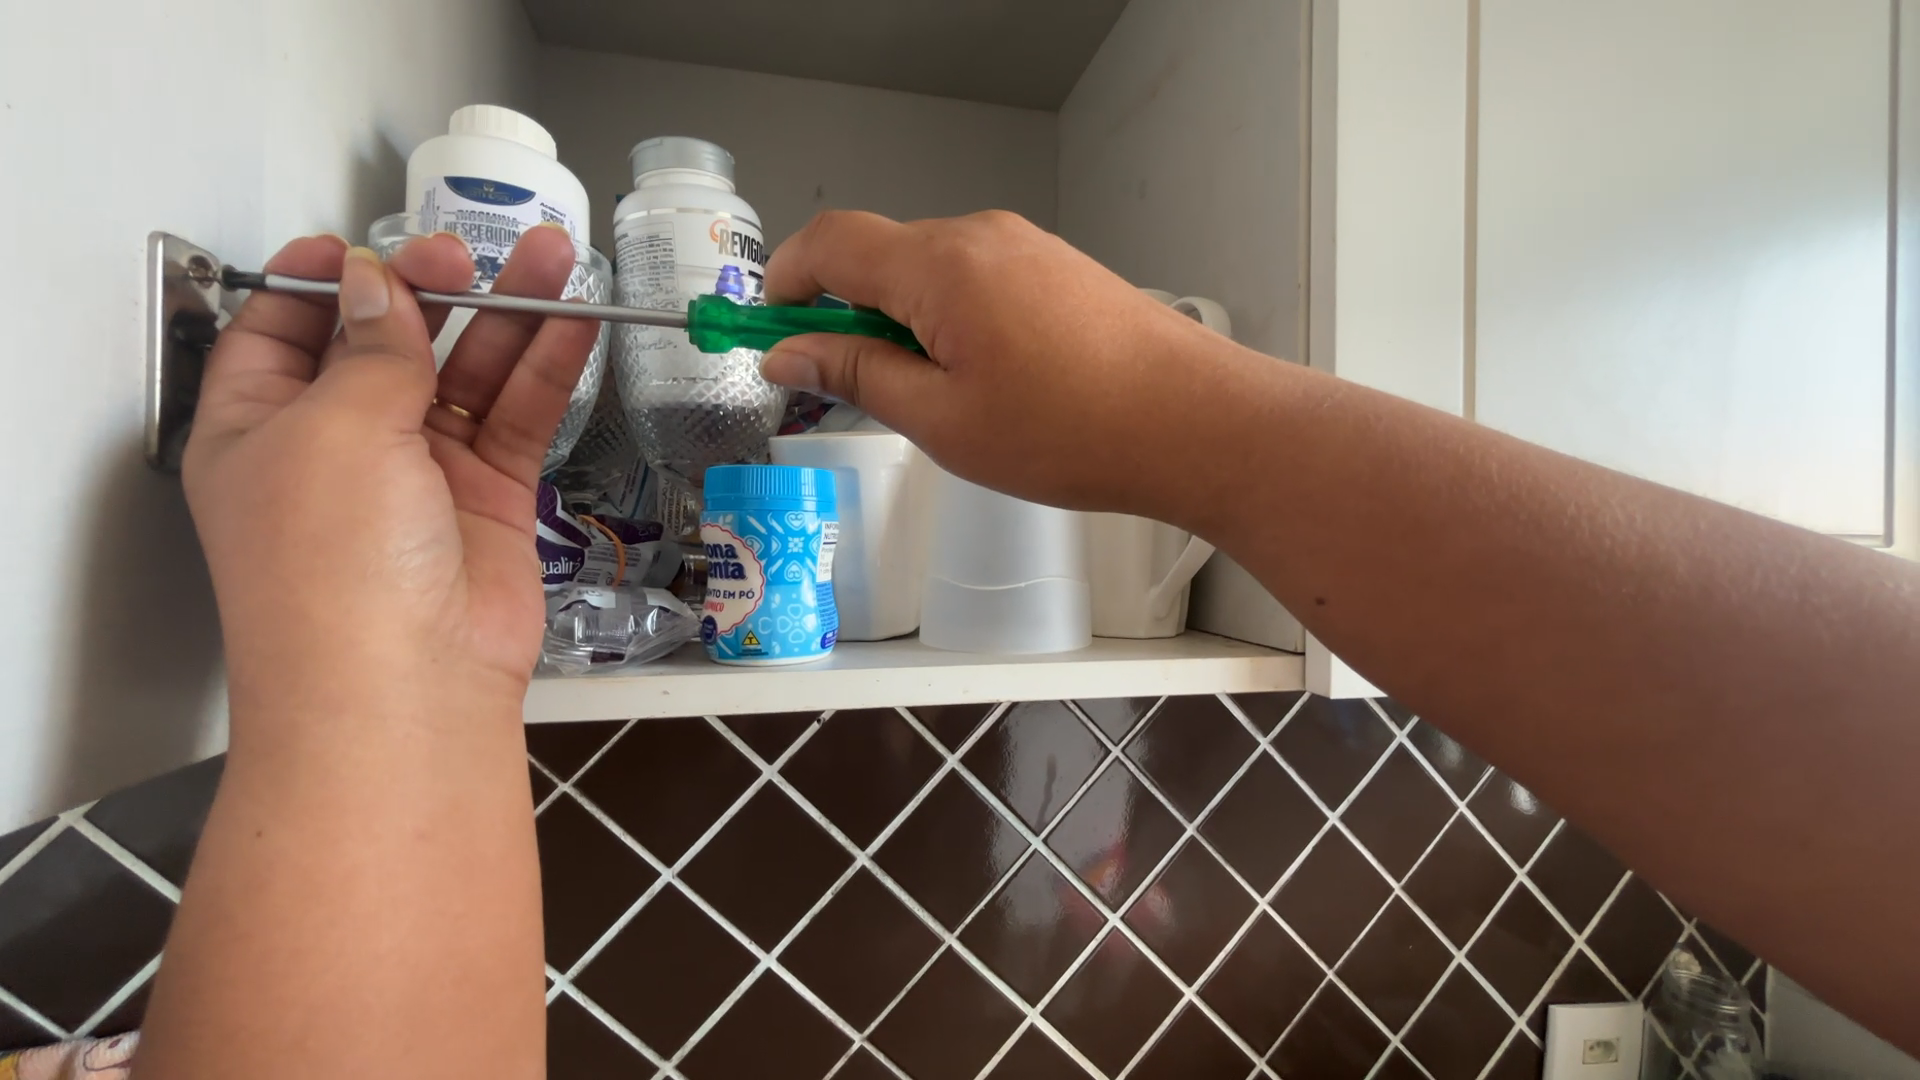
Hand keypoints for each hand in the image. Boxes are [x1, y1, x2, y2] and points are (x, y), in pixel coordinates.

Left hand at [181, 227, 598, 716]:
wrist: (414, 679)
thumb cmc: (335, 562)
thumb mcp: (331, 432)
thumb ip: (370, 351)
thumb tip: (375, 281)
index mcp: (266, 422)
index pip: (287, 329)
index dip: (324, 281)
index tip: (370, 246)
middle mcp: (346, 440)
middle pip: (397, 342)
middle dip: (441, 291)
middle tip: (485, 251)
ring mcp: (427, 468)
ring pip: (474, 374)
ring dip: (516, 320)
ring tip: (559, 265)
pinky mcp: (495, 493)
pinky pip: (521, 417)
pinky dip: (549, 372)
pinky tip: (577, 329)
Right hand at [759, 210, 1248, 516]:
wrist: (1193, 425)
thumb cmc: (1070, 433)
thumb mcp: (942, 419)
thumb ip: (857, 374)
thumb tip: (791, 351)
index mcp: (941, 265)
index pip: (831, 244)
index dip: (786, 284)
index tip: (768, 330)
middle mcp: (982, 237)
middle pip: (880, 257)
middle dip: (845, 315)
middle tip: (844, 386)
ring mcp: (1026, 248)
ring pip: (929, 273)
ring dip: (901, 324)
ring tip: (923, 397)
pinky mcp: (1056, 270)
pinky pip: (976, 281)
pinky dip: (948, 321)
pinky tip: (974, 379)